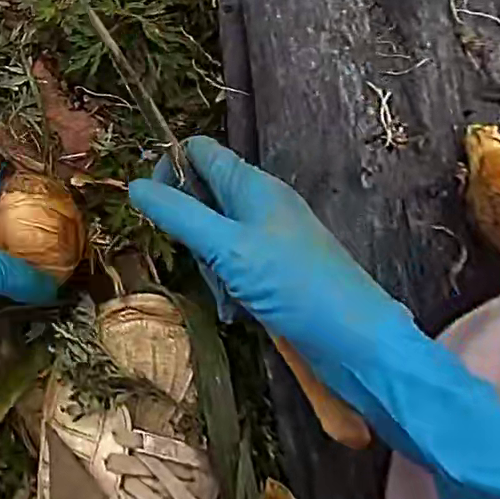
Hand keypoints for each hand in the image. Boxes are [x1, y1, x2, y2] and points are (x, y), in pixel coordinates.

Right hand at [130, 138, 499, 498]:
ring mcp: (271, 235)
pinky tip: (236, 308)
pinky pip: (236, 258)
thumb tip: (134, 186)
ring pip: (216, 230)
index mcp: (251, 183)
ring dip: (208, 259)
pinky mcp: (280, 266)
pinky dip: (228, 279)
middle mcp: (260, 201)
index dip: (170, 167)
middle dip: (188, 224)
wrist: (365, 348)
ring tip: (224, 292)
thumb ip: (178, 214)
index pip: (197, 150)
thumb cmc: (295, 286)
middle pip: (203, 191)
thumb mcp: (226, 249)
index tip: (157, 206)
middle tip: (198, 258)